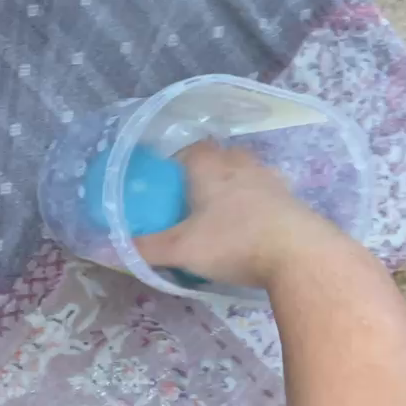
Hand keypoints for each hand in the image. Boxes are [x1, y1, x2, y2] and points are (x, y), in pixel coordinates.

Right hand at [132, 140, 345, 288]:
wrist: (302, 257)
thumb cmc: (233, 243)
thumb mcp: (179, 250)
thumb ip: (142, 249)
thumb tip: (103, 248)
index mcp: (211, 171)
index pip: (193, 148)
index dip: (178, 157)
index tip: (166, 174)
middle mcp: (243, 169)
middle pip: (223, 155)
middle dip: (207, 167)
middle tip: (190, 190)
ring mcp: (273, 184)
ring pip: (248, 172)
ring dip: (234, 183)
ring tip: (219, 207)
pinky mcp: (294, 204)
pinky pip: (268, 194)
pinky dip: (255, 203)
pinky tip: (248, 225)